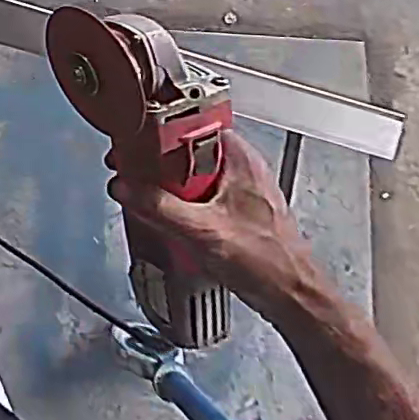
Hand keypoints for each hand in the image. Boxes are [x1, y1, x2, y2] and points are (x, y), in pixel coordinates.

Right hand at [106, 129, 329, 321]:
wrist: (293, 298)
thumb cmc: (268, 262)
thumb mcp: (202, 231)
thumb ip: (159, 208)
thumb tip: (125, 187)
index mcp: (238, 157)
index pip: (190, 122)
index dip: (158, 128)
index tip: (135, 138)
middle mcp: (241, 165)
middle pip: (186, 146)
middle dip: (156, 157)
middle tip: (133, 168)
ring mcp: (239, 185)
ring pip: (191, 168)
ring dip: (166, 179)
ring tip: (144, 190)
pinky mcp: (235, 206)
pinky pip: (199, 189)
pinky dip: (180, 196)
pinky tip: (169, 213)